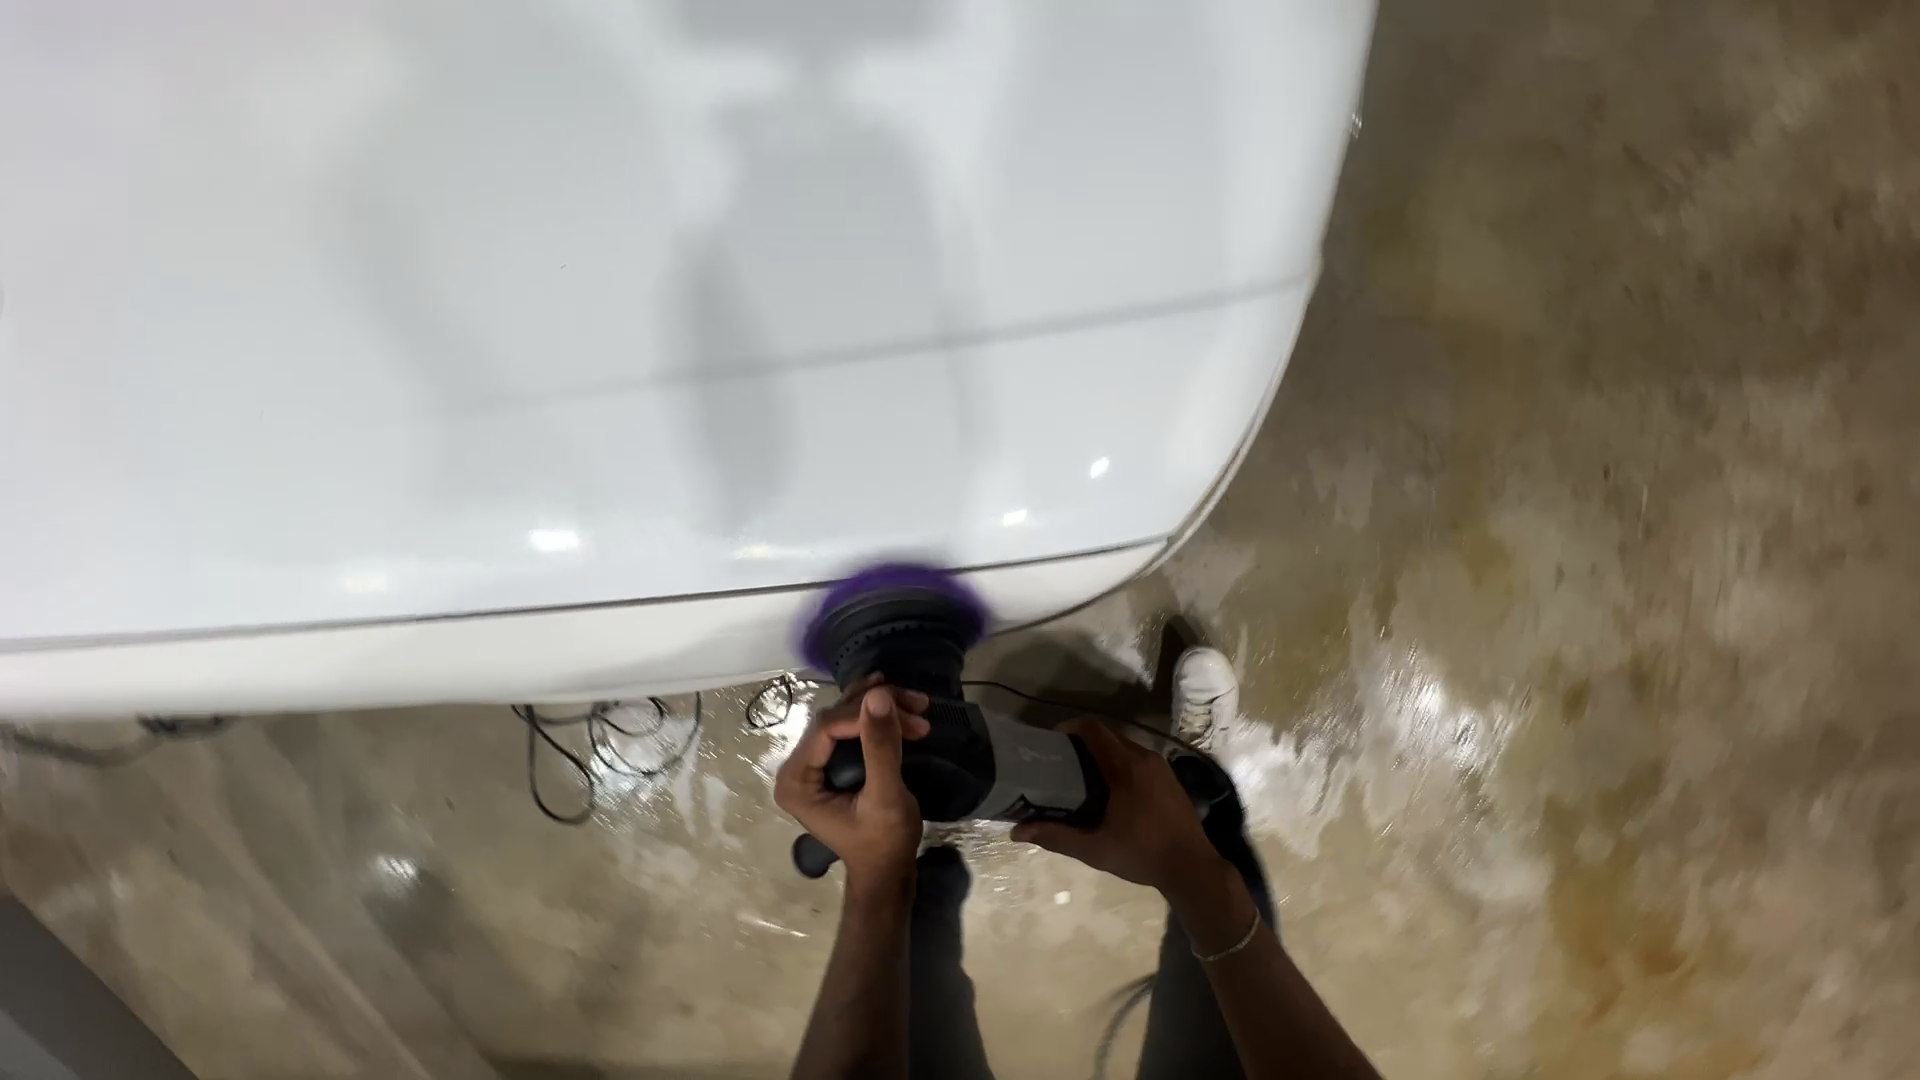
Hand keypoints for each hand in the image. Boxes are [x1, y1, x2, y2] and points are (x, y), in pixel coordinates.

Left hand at [774, 674, 931, 892]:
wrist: (888, 871)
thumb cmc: (883, 843)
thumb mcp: (885, 798)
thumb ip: (880, 748)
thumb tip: (879, 695)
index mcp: (795, 780)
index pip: (826, 727)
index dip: (865, 713)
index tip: (907, 712)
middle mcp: (796, 767)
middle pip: (835, 717)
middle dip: (877, 706)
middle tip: (919, 706)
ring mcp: (812, 763)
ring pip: (844, 715)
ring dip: (881, 705)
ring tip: (917, 704)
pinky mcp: (830, 761)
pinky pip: (850, 726)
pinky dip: (877, 715)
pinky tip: (901, 704)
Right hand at [1011, 719, 1223, 894]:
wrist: (1193, 868)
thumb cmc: (1142, 855)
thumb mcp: (1095, 849)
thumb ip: (1056, 837)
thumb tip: (1017, 831)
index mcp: (1126, 767)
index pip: (1093, 730)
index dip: (1070, 728)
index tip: (1051, 741)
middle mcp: (1144, 757)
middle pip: (1108, 734)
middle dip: (1083, 740)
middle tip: (1061, 759)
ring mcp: (1160, 765)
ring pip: (1124, 745)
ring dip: (1102, 750)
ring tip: (1081, 772)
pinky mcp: (1168, 776)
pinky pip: (1137, 756)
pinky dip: (1119, 760)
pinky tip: (1109, 785)